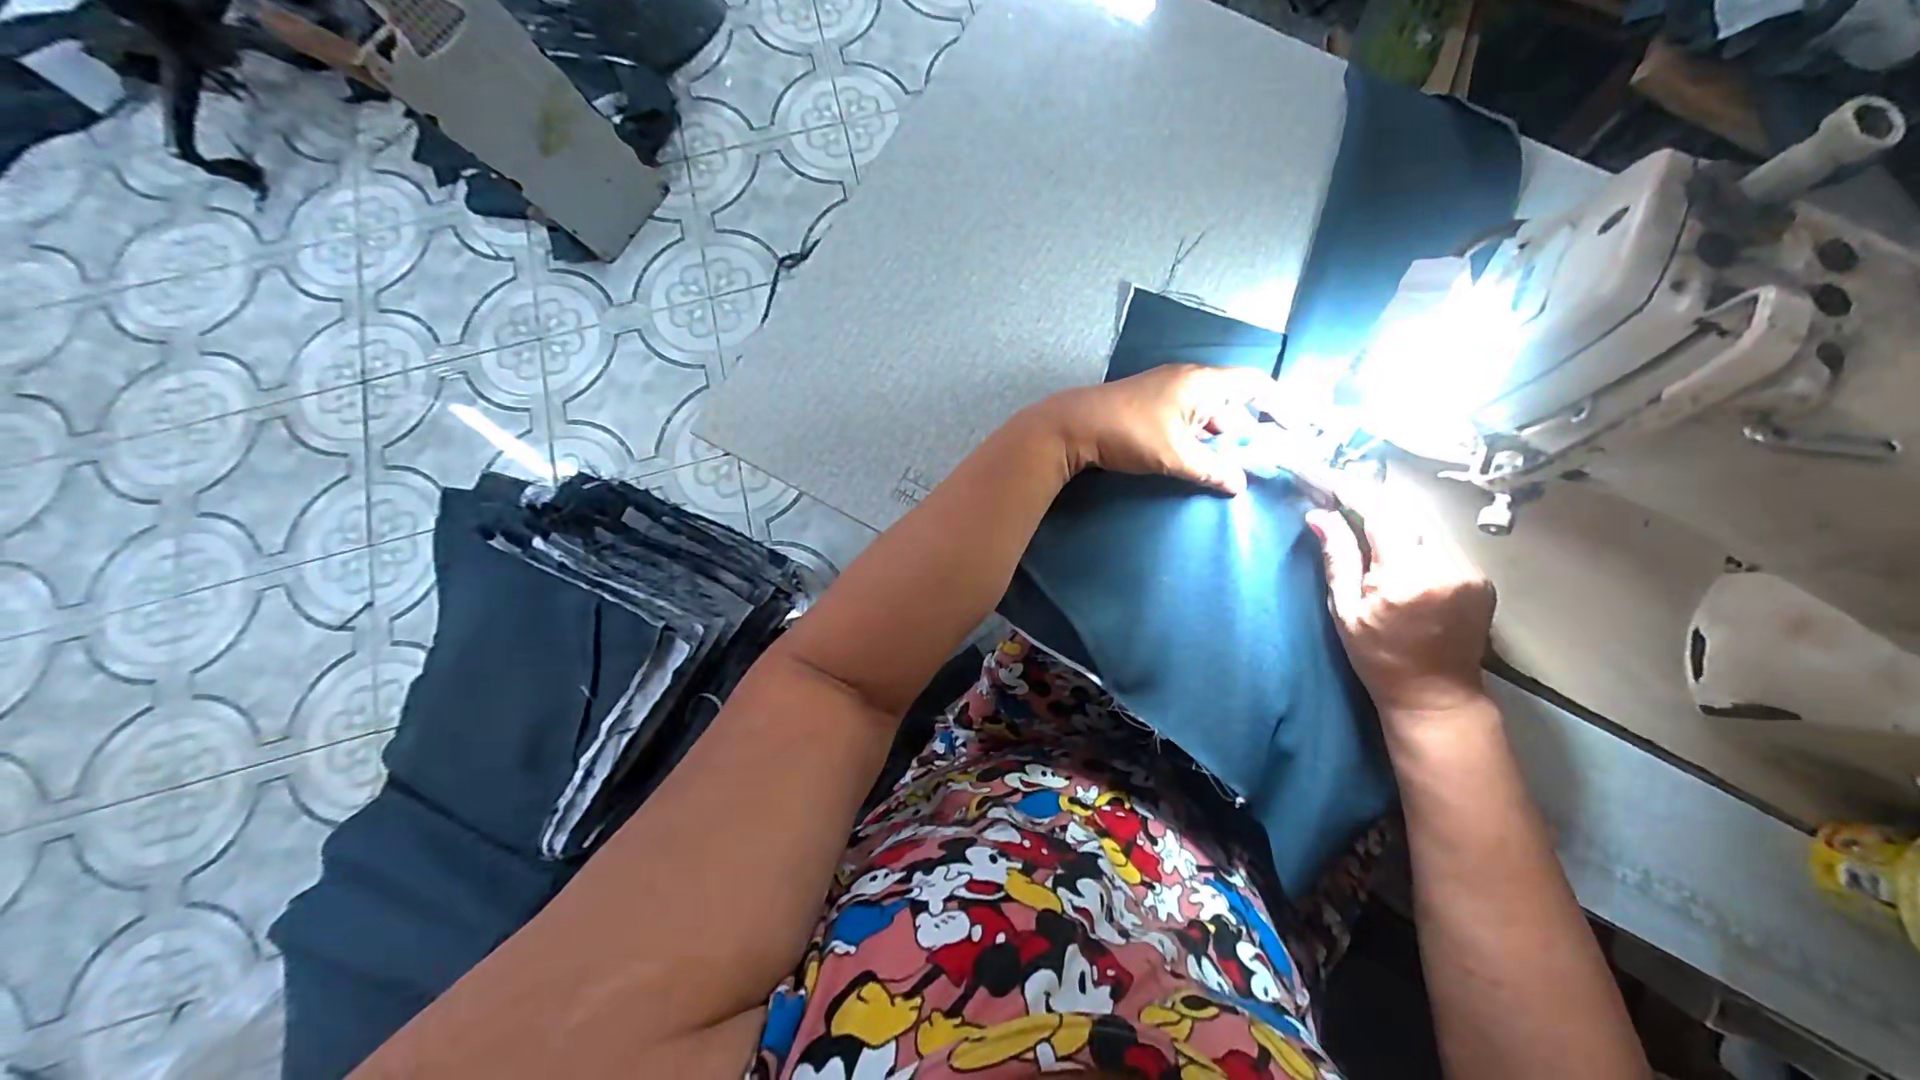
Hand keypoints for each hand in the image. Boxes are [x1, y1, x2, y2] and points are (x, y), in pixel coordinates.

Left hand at [1030, 365, 1281, 494]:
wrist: (1073, 426)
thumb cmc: (1128, 433)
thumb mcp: (1174, 455)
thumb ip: (1211, 470)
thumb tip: (1238, 484)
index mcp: (1202, 382)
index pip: (1254, 385)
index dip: (1280, 404)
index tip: (1297, 426)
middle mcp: (1189, 381)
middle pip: (1232, 403)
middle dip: (1248, 431)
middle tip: (1264, 460)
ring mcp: (1168, 393)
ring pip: (1207, 415)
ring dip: (1221, 439)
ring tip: (1234, 468)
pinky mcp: (1152, 407)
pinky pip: (1188, 421)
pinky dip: (1200, 439)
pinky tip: (1201, 462)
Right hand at [1306, 487, 1495, 717]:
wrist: (1436, 695)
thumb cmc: (1379, 658)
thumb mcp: (1346, 611)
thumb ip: (1338, 558)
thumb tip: (1320, 514)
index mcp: (1407, 577)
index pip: (1380, 512)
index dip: (1349, 489)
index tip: (1322, 476)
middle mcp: (1446, 566)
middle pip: (1405, 511)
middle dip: (1369, 499)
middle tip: (1335, 494)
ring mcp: (1469, 571)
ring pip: (1423, 524)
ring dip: (1391, 517)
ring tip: (1359, 519)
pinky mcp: (1479, 577)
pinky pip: (1439, 543)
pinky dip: (1412, 537)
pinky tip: (1393, 548)